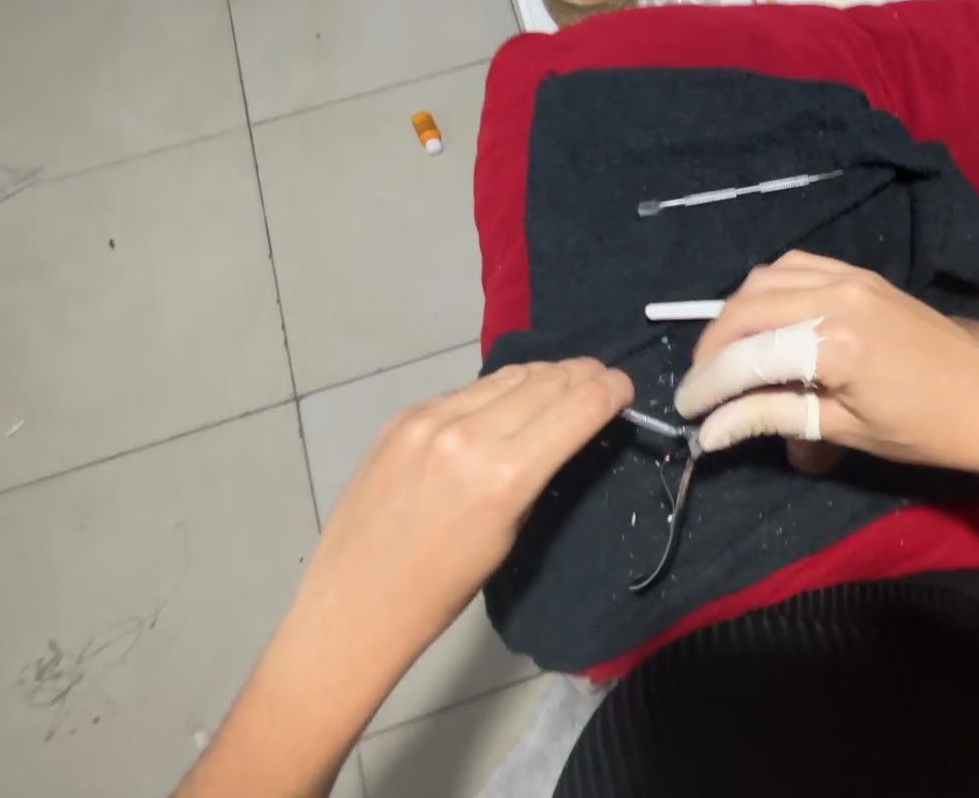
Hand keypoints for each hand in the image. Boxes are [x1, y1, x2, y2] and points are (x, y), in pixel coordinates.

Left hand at [301, 359, 632, 662]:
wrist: (352, 604)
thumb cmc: (444, 588)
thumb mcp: (512, 531)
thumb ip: (542, 468)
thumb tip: (569, 424)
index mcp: (505, 474)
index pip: (580, 405)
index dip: (613, 389)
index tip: (625, 389)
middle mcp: (468, 433)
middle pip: (548, 378)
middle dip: (584, 374)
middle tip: (603, 379)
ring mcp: (430, 418)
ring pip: (509, 374)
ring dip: (546, 375)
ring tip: (563, 382)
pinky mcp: (404, 414)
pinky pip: (469, 388)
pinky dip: (500, 390)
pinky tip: (506, 403)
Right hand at [676, 252, 978, 477]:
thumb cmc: (928, 431)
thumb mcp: (846, 431)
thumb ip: (773, 416)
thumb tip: (710, 429)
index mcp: (836, 342)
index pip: (747, 357)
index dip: (707, 385)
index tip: (686, 411)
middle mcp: (838, 295)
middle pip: (745, 307)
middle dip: (712, 347)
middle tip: (703, 385)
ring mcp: (852, 277)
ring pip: (766, 277)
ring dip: (736, 313)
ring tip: (732, 354)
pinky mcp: (863, 274)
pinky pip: (797, 265)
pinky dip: (769, 288)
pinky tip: (769, 319)